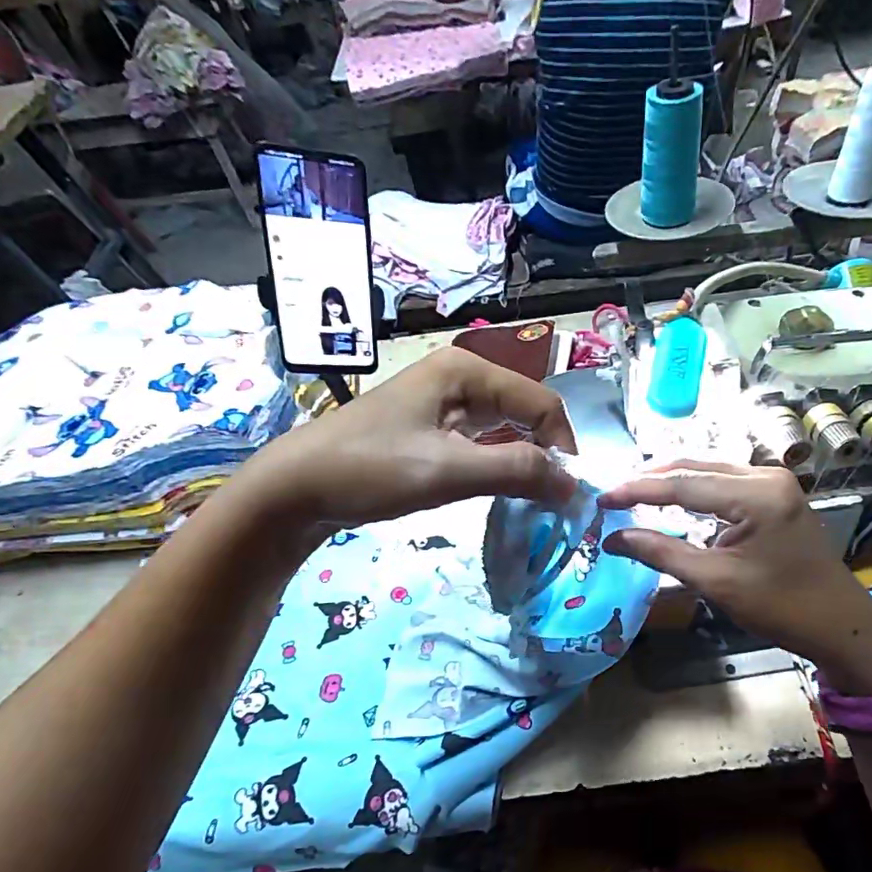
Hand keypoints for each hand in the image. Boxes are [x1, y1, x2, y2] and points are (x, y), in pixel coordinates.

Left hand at [234, 348, 577, 531]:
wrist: (297, 487)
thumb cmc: (371, 469)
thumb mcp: (449, 470)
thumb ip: (516, 472)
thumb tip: (573, 485)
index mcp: (467, 370)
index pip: (543, 402)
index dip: (563, 446)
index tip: (568, 493)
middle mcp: (460, 377)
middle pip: (527, 412)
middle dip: (546, 453)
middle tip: (554, 500)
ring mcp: (444, 402)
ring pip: (506, 429)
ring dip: (524, 462)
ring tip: (534, 500)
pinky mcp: (432, 428)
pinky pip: (483, 442)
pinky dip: (499, 465)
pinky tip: (501, 490)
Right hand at [598, 461, 871, 695]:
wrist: (838, 624)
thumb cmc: (780, 607)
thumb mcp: (716, 581)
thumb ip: (662, 552)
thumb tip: (613, 538)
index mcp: (756, 494)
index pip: (683, 484)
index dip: (638, 490)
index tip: (602, 498)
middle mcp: (767, 476)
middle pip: (696, 467)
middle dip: (652, 479)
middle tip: (614, 494)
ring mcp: (775, 483)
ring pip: (710, 471)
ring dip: (672, 482)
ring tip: (634, 494)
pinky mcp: (776, 496)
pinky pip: (725, 483)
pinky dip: (695, 491)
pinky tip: (673, 500)